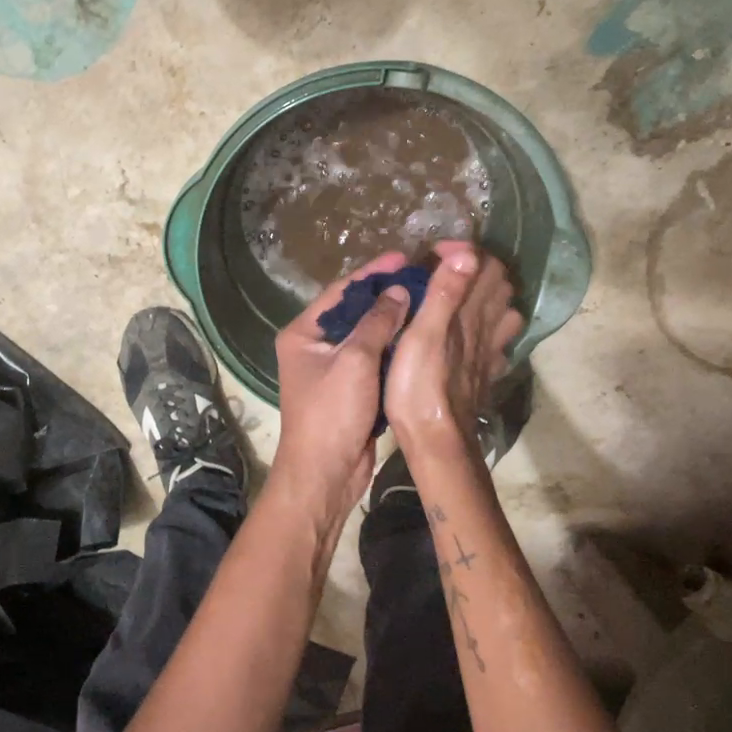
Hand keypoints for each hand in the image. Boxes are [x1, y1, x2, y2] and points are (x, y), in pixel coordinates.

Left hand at [269, 252, 414, 521]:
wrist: (324, 475)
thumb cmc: (331, 413)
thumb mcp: (354, 361)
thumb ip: (376, 323)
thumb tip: (398, 291)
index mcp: (302, 333)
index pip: (340, 292)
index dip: (373, 273)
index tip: (405, 257)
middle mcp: (313, 346)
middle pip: (354, 311)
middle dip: (386, 295)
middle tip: (423, 276)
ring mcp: (331, 370)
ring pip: (366, 336)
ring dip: (394, 321)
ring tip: (429, 299)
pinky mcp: (350, 390)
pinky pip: (374, 359)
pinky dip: (395, 348)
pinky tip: (422, 336)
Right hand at [384, 241, 521, 453]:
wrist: (437, 441)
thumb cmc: (420, 387)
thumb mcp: (423, 336)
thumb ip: (445, 294)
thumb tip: (467, 253)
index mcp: (470, 314)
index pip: (484, 265)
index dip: (461, 252)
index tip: (430, 255)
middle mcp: (487, 328)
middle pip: (498, 285)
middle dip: (475, 268)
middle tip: (441, 271)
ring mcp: (490, 353)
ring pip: (503, 312)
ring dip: (487, 297)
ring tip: (459, 298)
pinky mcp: (485, 374)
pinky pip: (497, 343)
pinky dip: (489, 331)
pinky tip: (471, 337)